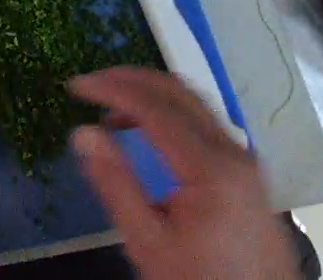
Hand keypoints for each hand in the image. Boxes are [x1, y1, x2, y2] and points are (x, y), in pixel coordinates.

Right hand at [70, 67, 296, 279]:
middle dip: (129, 80)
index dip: (111, 89)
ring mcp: (245, 160)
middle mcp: (233, 152)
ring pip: (192, 104)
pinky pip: (203, 123)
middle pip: (177, 92)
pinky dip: (169, 113)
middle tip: (90, 85)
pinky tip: (144, 132)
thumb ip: (115, 184)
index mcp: (211, 167)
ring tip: (110, 110)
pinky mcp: (247, 171)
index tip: (75, 86)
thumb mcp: (149, 243)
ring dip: (149, 95)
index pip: (154, 107)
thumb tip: (82, 133)